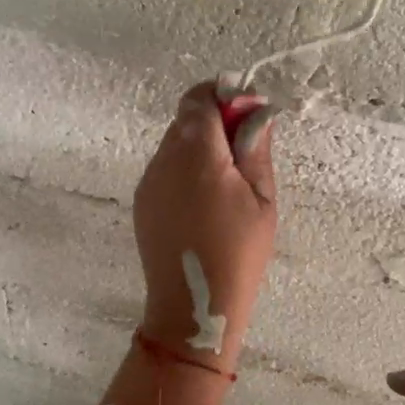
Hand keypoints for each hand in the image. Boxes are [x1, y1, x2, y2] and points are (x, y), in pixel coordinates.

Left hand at [133, 82, 277, 372]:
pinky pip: (165, 167)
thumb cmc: (238, 253)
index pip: (199, 98)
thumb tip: (255, 111)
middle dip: (216, 120)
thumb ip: (255, 148)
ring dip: (201, 144)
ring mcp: (149, 180)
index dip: (224, 95)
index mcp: (196, 153)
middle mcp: (164, 159)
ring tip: (228, 179)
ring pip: (174, 141)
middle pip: (186, 118)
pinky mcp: (143, 200)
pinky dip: (186, 167)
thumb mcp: (261, 199)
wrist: (192, 309)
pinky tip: (206, 198)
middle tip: (245, 147)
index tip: (249, 112)